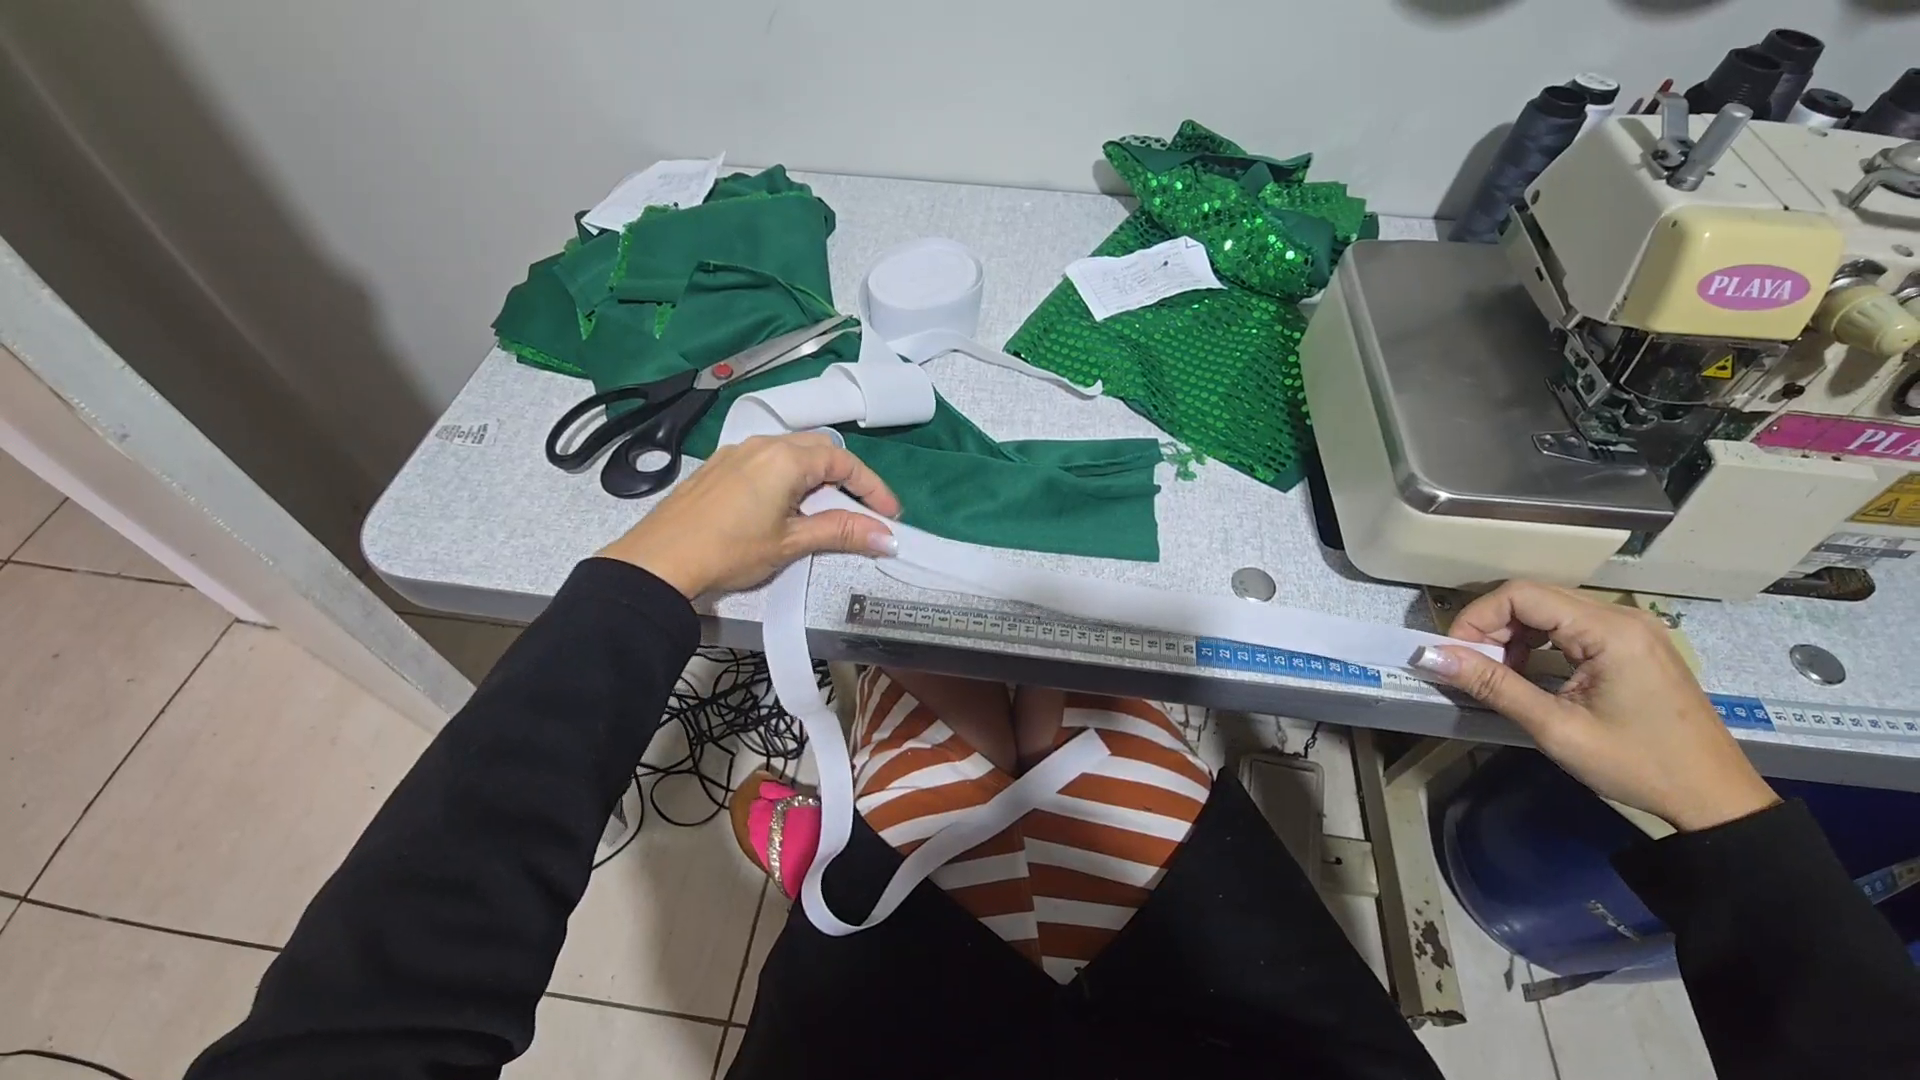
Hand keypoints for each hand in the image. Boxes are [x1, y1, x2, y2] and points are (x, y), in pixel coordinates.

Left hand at [598, 433, 899, 596]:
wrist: (660, 561)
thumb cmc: (730, 550)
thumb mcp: (791, 542)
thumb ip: (841, 532)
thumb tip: (886, 536)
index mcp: (785, 457)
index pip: (844, 462)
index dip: (872, 488)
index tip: (889, 515)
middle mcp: (762, 444)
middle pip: (819, 450)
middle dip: (846, 479)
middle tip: (861, 512)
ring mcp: (737, 452)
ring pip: (792, 454)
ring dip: (817, 478)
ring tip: (826, 513)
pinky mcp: (719, 467)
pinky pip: (767, 461)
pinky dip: (789, 479)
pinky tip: (785, 508)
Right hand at [1415, 581, 1777, 831]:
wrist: (1716, 800)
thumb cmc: (1638, 765)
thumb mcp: (1557, 729)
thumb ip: (1493, 685)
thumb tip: (1431, 655)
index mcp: (1610, 631)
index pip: (1521, 594)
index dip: (1477, 617)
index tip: (1455, 655)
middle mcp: (1623, 617)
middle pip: (1534, 597)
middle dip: (1491, 626)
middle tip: (1471, 666)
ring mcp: (1633, 629)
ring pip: (1550, 609)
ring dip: (1512, 634)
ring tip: (1498, 673)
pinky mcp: (1634, 645)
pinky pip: (1571, 626)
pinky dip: (1538, 642)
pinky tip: (1530, 672)